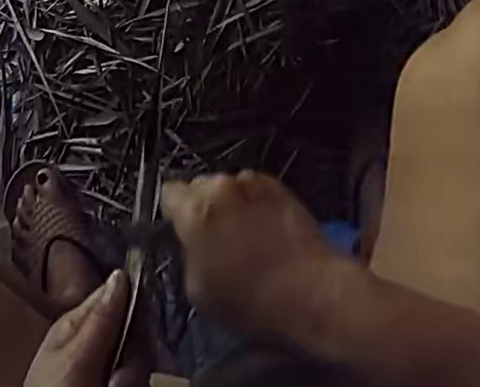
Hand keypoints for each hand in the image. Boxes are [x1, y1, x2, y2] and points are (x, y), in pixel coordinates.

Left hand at [23, 270, 144, 386]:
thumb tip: (121, 272)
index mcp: (76, 324)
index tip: (141, 324)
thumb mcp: (74, 362)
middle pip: (135, 327)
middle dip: (134, 353)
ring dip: (132, 376)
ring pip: (141, 357)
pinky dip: (132, 384)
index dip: (133, 303)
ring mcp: (106, 367)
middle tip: (117, 379)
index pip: (116, 293)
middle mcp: (94, 340)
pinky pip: (138, 376)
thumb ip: (100, 320)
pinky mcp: (117, 384)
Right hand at [160, 171, 349, 336]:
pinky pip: (251, 187)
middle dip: (201, 206)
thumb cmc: (250, 298)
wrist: (310, 289)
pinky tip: (262, 226)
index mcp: (195, 210)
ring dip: (227, 202)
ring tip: (242, 232)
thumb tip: (191, 243)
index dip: (173, 212)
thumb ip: (186, 254)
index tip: (181, 229)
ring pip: (226, 186)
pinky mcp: (276, 183)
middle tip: (213, 235)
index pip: (169, 193)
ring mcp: (249, 181)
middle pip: (198, 186)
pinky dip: (251, 201)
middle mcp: (219, 186)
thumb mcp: (198, 289)